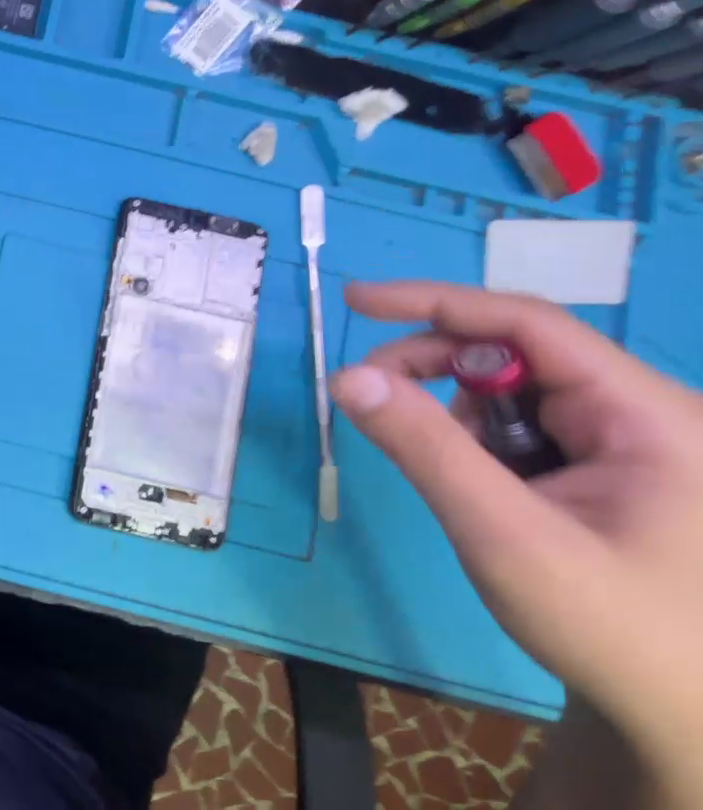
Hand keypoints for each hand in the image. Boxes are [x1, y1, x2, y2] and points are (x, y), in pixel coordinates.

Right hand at [329, 282, 702, 790]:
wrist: (685, 715)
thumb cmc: (613, 627)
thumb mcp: (504, 535)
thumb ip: (424, 448)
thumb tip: (347, 376)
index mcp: (653, 419)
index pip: (532, 324)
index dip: (437, 303)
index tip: (354, 301)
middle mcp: (650, 415)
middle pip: (519, 352)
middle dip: (434, 366)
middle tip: (368, 397)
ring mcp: (636, 441)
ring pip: (516, 390)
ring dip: (457, 414)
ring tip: (451, 476)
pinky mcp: (615, 466)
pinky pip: (527, 426)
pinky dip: (481, 443)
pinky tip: (484, 489)